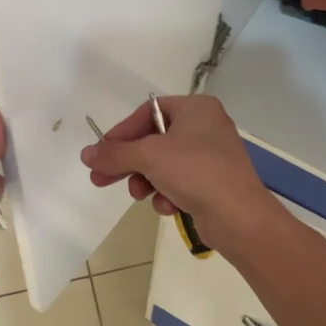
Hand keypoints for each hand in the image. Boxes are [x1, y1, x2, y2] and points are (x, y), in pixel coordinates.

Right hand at [79, 95, 274, 250]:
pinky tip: (169, 206)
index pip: (148, 112)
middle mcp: (206, 127)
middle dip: (128, 163)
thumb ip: (115, 154)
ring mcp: (211, 157)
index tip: (102, 153)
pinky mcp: (213, 183)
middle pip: (153, 141)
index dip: (122, 133)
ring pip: (163, 165)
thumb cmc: (196, 172)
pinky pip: (179, 183)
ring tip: (140, 195)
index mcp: (197, 109)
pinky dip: (168, 194)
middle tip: (101, 179)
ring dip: (147, 181)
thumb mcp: (149, 157)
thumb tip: (86, 154)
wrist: (239, 216)